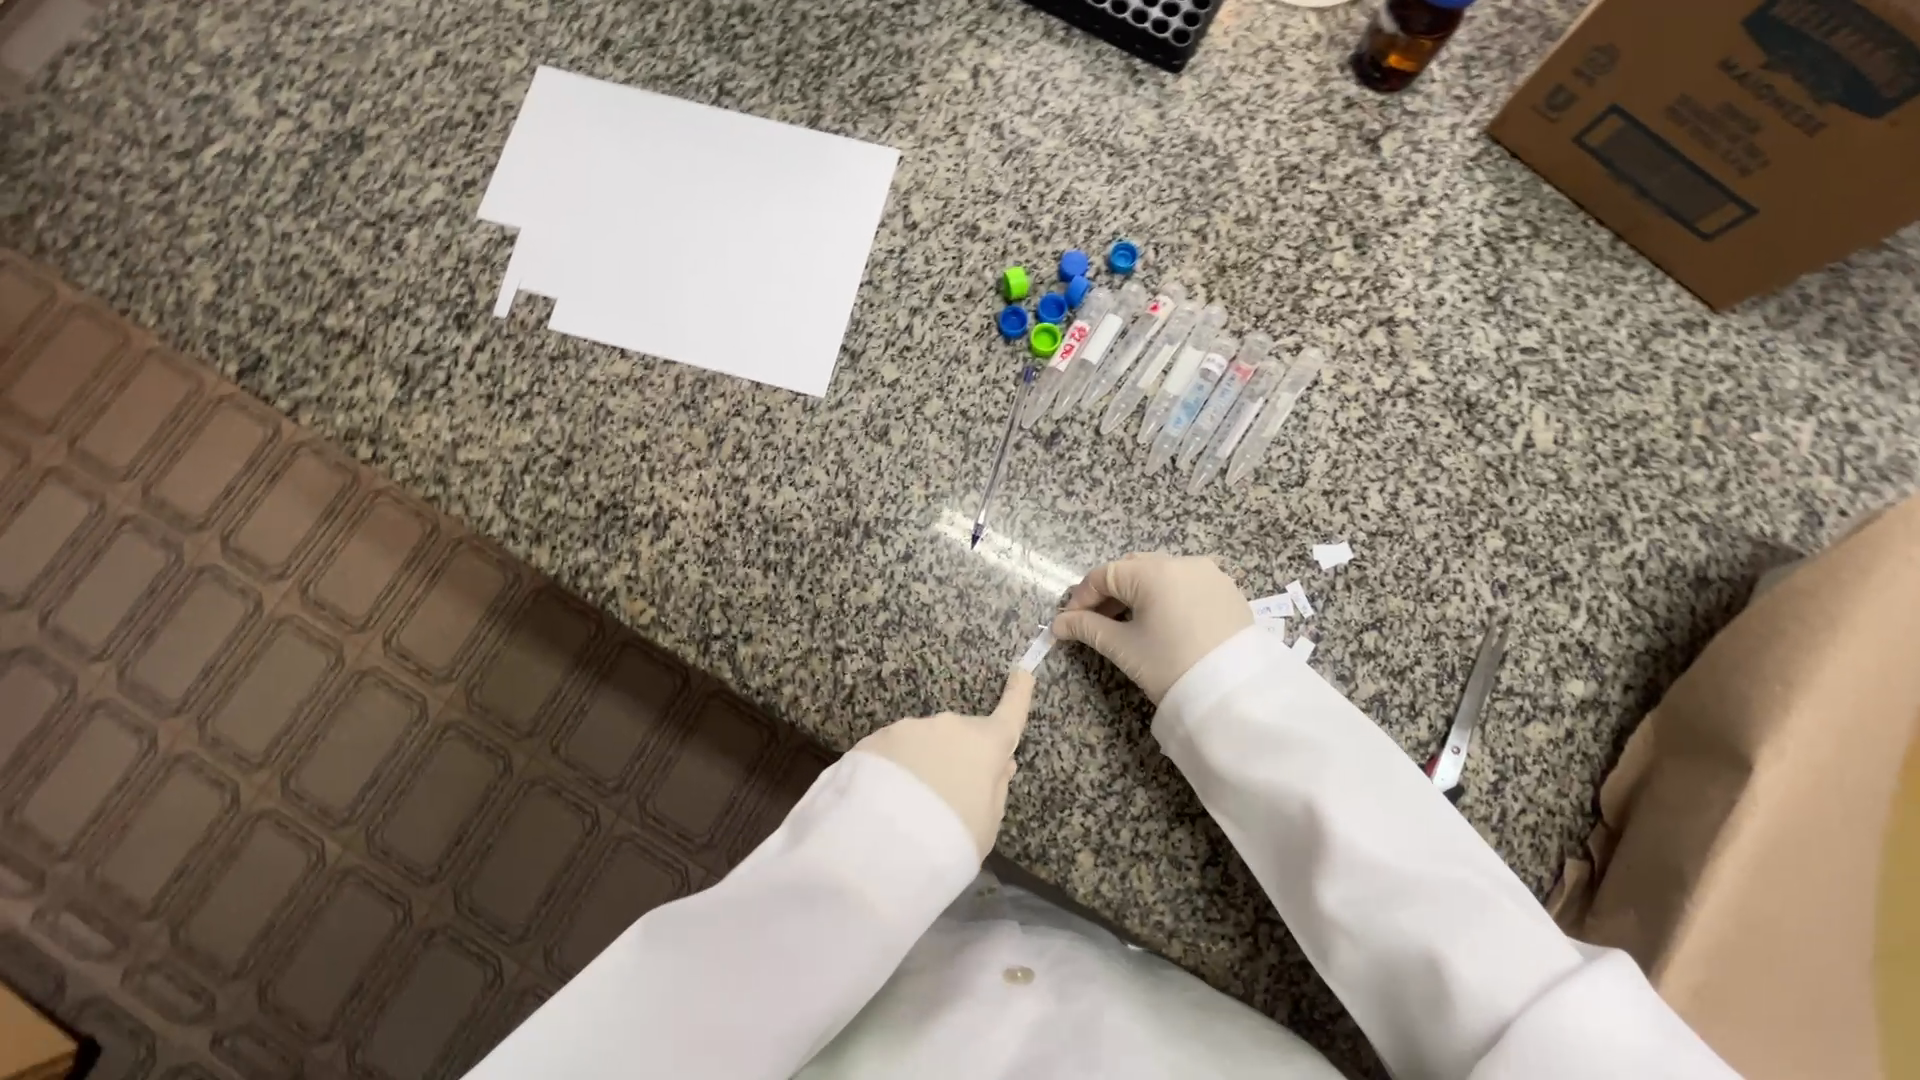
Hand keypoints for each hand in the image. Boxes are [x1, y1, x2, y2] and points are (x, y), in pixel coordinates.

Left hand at [850, 668, 1034, 858]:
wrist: (882, 841)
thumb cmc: (950, 837)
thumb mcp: (987, 825)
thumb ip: (995, 789)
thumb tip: (1000, 765)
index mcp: (984, 745)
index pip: (1010, 714)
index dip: (1019, 694)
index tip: (1023, 672)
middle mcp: (949, 726)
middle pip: (961, 738)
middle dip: (959, 758)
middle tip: (948, 798)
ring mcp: (910, 728)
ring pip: (925, 744)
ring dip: (924, 764)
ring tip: (909, 807)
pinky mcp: (876, 739)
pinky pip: (894, 752)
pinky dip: (895, 769)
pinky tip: (885, 800)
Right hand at [1051, 553, 1252, 702]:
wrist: (1235, 693)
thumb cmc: (1170, 665)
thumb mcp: (1123, 648)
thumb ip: (1087, 628)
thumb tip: (1059, 623)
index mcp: (1153, 572)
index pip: (1104, 574)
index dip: (1081, 597)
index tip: (1069, 621)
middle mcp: (1182, 562)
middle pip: (1132, 568)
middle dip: (1109, 593)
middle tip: (1095, 621)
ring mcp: (1209, 574)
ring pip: (1160, 574)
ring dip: (1138, 593)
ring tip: (1127, 623)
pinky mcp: (1227, 590)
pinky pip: (1186, 584)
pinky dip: (1166, 597)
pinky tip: (1162, 623)